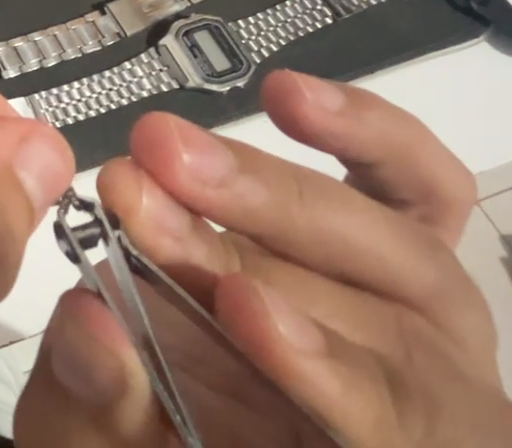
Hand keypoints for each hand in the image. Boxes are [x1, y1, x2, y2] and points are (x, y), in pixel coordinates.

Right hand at [13, 72, 511, 447]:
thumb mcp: (88, 444)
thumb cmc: (120, 434)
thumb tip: (90, 319)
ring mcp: (413, 320)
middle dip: (258, 244)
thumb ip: (100, 401)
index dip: (336, 373)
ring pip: (390, 242)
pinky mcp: (385, 250)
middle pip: (392, 322)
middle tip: (137, 181)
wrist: (142, 400)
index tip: (240, 305)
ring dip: (263, 186)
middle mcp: (423, 400)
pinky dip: (365, 137)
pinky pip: (415, 190)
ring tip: (155, 146)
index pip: (400, 428)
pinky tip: (287, 97)